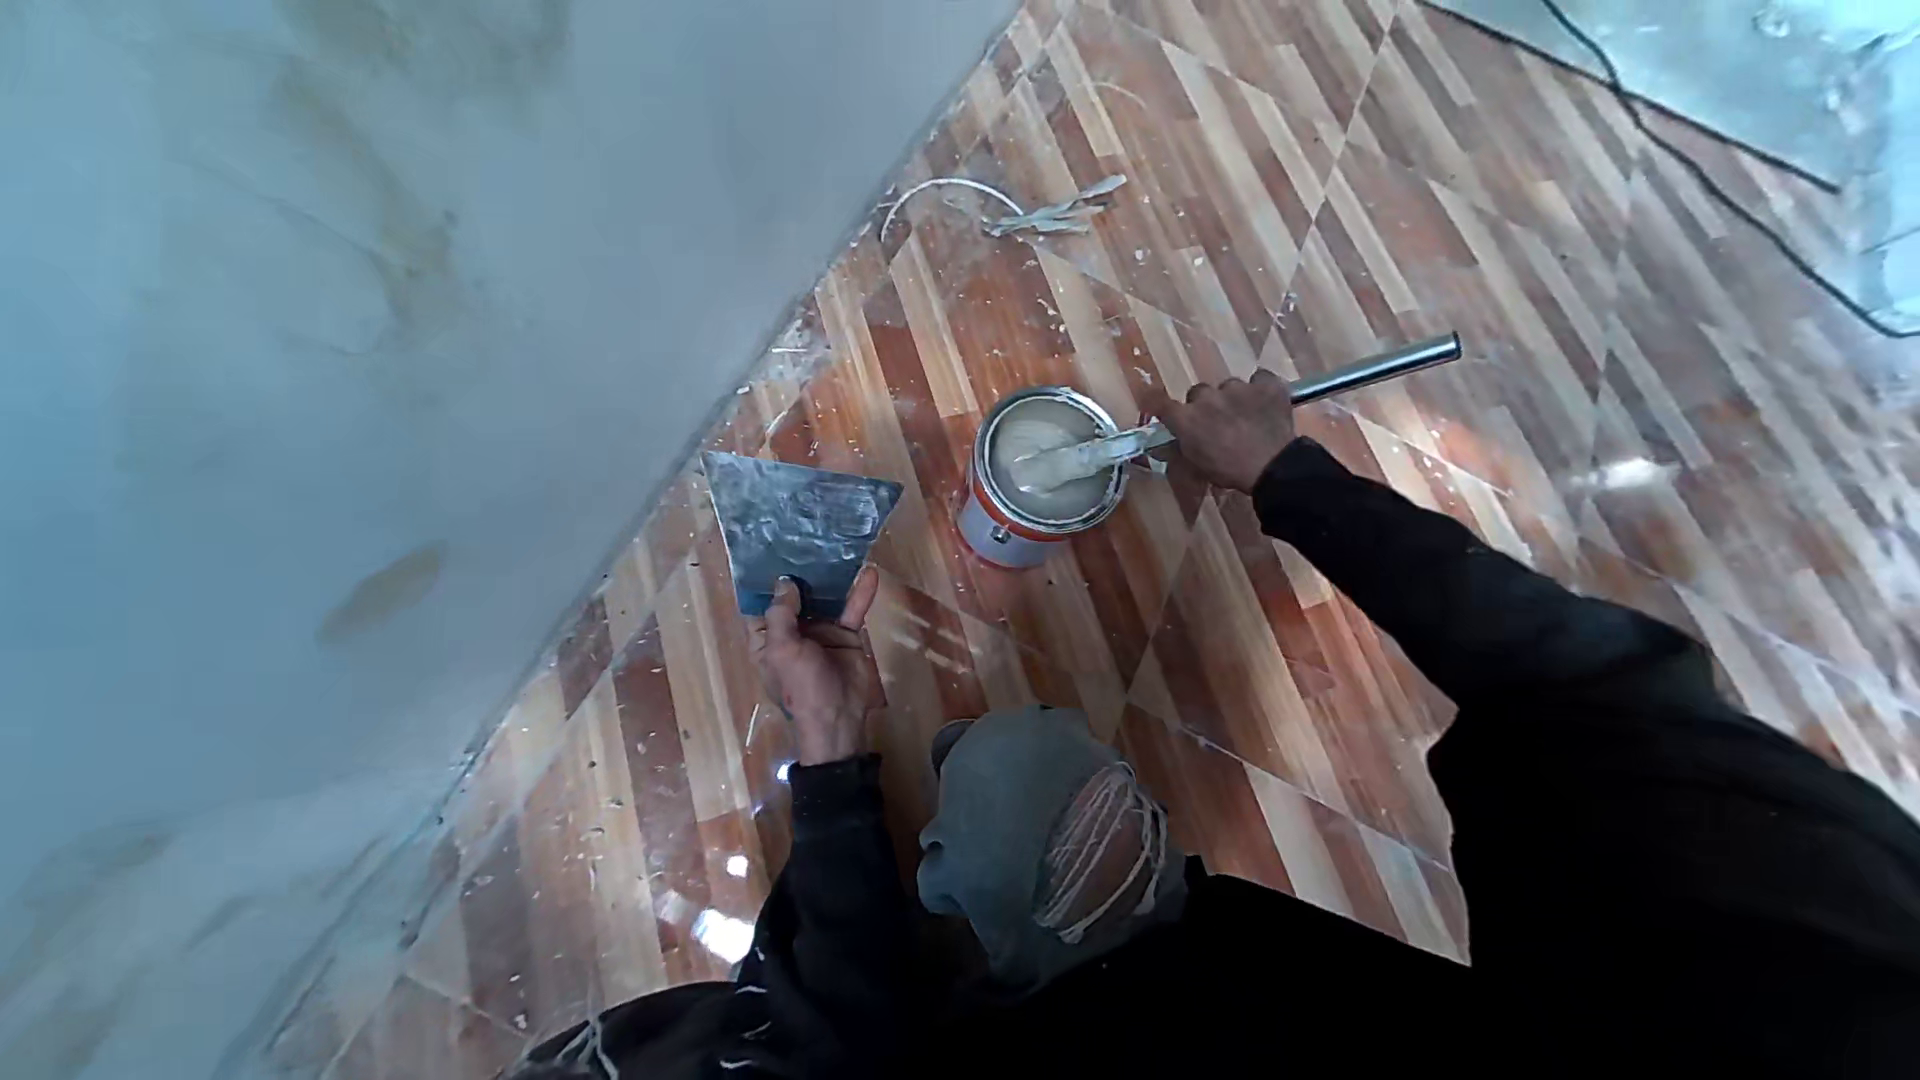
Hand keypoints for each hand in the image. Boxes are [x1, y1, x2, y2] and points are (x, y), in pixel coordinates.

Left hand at [746, 566, 881, 765]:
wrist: (838, 717)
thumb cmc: (800, 686)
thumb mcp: (781, 650)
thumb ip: (780, 613)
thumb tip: (785, 581)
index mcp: (766, 637)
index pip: (759, 603)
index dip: (762, 579)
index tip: (767, 548)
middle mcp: (791, 630)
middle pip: (794, 595)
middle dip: (799, 570)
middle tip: (806, 537)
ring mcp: (820, 631)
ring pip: (824, 598)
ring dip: (830, 577)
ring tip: (836, 547)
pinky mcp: (845, 635)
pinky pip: (851, 610)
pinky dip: (860, 593)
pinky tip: (869, 573)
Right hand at [1152, 370, 1295, 492]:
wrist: (1272, 467)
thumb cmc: (1228, 470)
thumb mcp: (1196, 465)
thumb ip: (1178, 448)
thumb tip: (1162, 445)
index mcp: (1185, 419)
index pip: (1157, 402)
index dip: (1153, 401)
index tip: (1152, 403)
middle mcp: (1207, 397)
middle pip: (1198, 393)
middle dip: (1203, 405)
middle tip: (1216, 423)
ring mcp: (1238, 388)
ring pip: (1228, 387)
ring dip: (1231, 399)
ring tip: (1245, 417)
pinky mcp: (1266, 384)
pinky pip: (1259, 379)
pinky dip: (1259, 390)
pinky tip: (1264, 404)